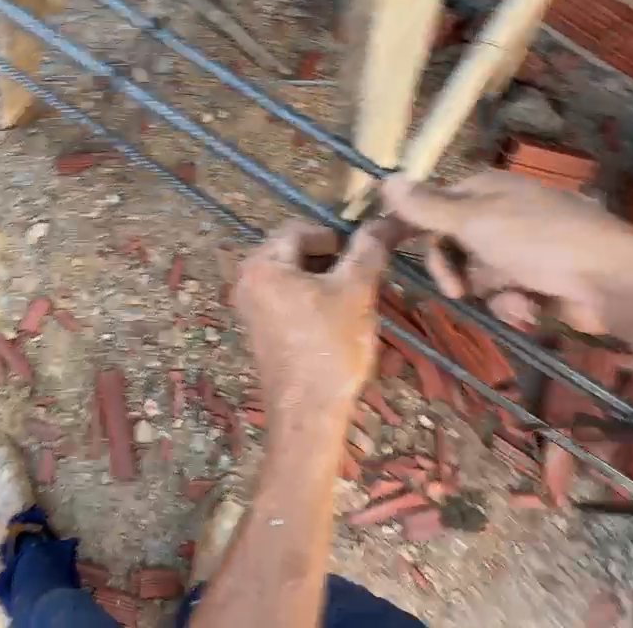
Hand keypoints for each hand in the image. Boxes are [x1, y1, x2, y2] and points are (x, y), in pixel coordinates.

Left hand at [233, 219, 404, 423]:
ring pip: (292, 274)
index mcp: (262, 264)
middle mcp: (246, 279)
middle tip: (361, 276)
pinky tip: (336, 317)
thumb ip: (368, 251)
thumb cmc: (331, 347)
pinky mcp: (259, 327)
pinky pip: (286, 297)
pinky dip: (310, 297)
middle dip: (329, 258)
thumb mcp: (356, 292)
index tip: (365, 254)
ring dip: (323, 278)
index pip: (301, 230)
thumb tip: (385, 221)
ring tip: (353, 297)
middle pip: (293, 251)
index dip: (336, 237)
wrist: (309, 412)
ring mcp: (249, 305)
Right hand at [381, 172, 632, 336]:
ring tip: (513, 298)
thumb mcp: (474, 220)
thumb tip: (384, 177)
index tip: (384, 248)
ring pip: (478, 273)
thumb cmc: (539, 240)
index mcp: (483, 188)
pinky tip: (532, 308)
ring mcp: (522, 246)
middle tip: (454, 290)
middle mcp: (500, 212)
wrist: (615, 281)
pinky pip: (507, 292)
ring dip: (490, 290)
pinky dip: (515, 302)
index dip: (409, 226)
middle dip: (452, 269)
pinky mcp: (541, 278)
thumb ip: (427, 206)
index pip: (430, 204)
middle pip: (451, 243)